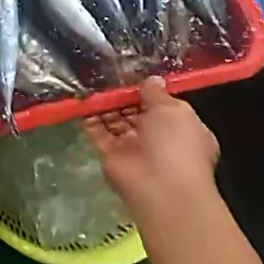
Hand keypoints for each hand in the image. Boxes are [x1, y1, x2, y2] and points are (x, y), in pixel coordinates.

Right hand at [83, 77, 219, 219]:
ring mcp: (133, 148)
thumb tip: (152, 80)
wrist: (161, 188)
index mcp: (180, 127)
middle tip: (106, 76)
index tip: (131, 76)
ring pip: (116, 122)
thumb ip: (157, 93)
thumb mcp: (173, 109)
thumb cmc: (176, 143)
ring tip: (92, 84)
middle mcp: (157, 138)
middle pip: (136, 112)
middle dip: (123, 97)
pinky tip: (82, 103)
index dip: (148, 92)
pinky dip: (91, 120)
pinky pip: (99, 134)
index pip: (162, 106)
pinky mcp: (112, 157)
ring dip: (106, 105)